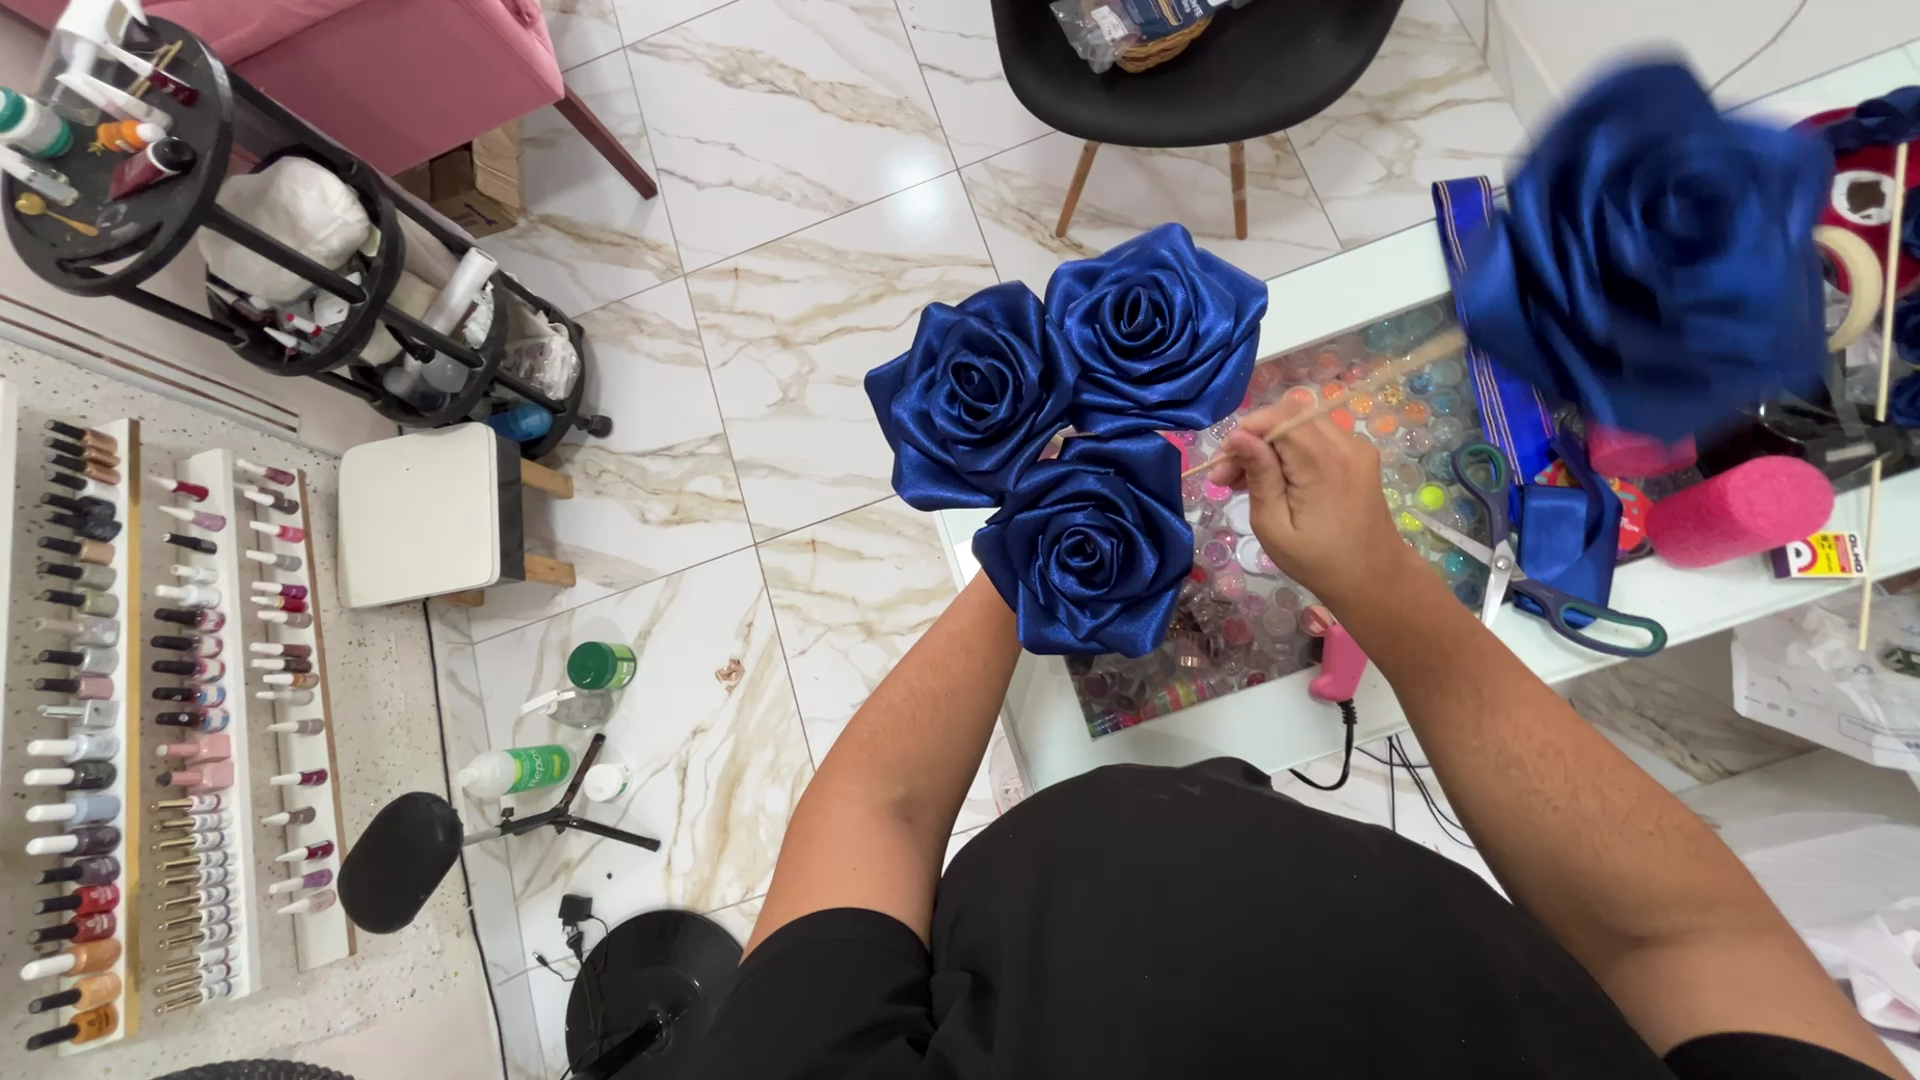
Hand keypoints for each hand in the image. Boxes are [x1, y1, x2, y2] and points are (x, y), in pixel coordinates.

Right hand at [1208, 398, 1418, 606]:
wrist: (1373, 577)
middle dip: (1253, 436)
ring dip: (1270, 442)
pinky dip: (1290, 448)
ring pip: (1302, 421)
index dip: (1245, 433)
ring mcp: (1356, 447)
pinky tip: (1276, 477)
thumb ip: (1259, 476)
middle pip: (1289, 413)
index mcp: (1323, 463)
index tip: (1224, 466)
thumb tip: (1238, 437)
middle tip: (1229, 475)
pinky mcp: (1358, 454)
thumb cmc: (1316, 561)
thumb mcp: (1273, 526)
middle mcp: (1345, 445)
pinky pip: (1317, 435)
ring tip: (1248, 479)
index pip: (1277, 418)